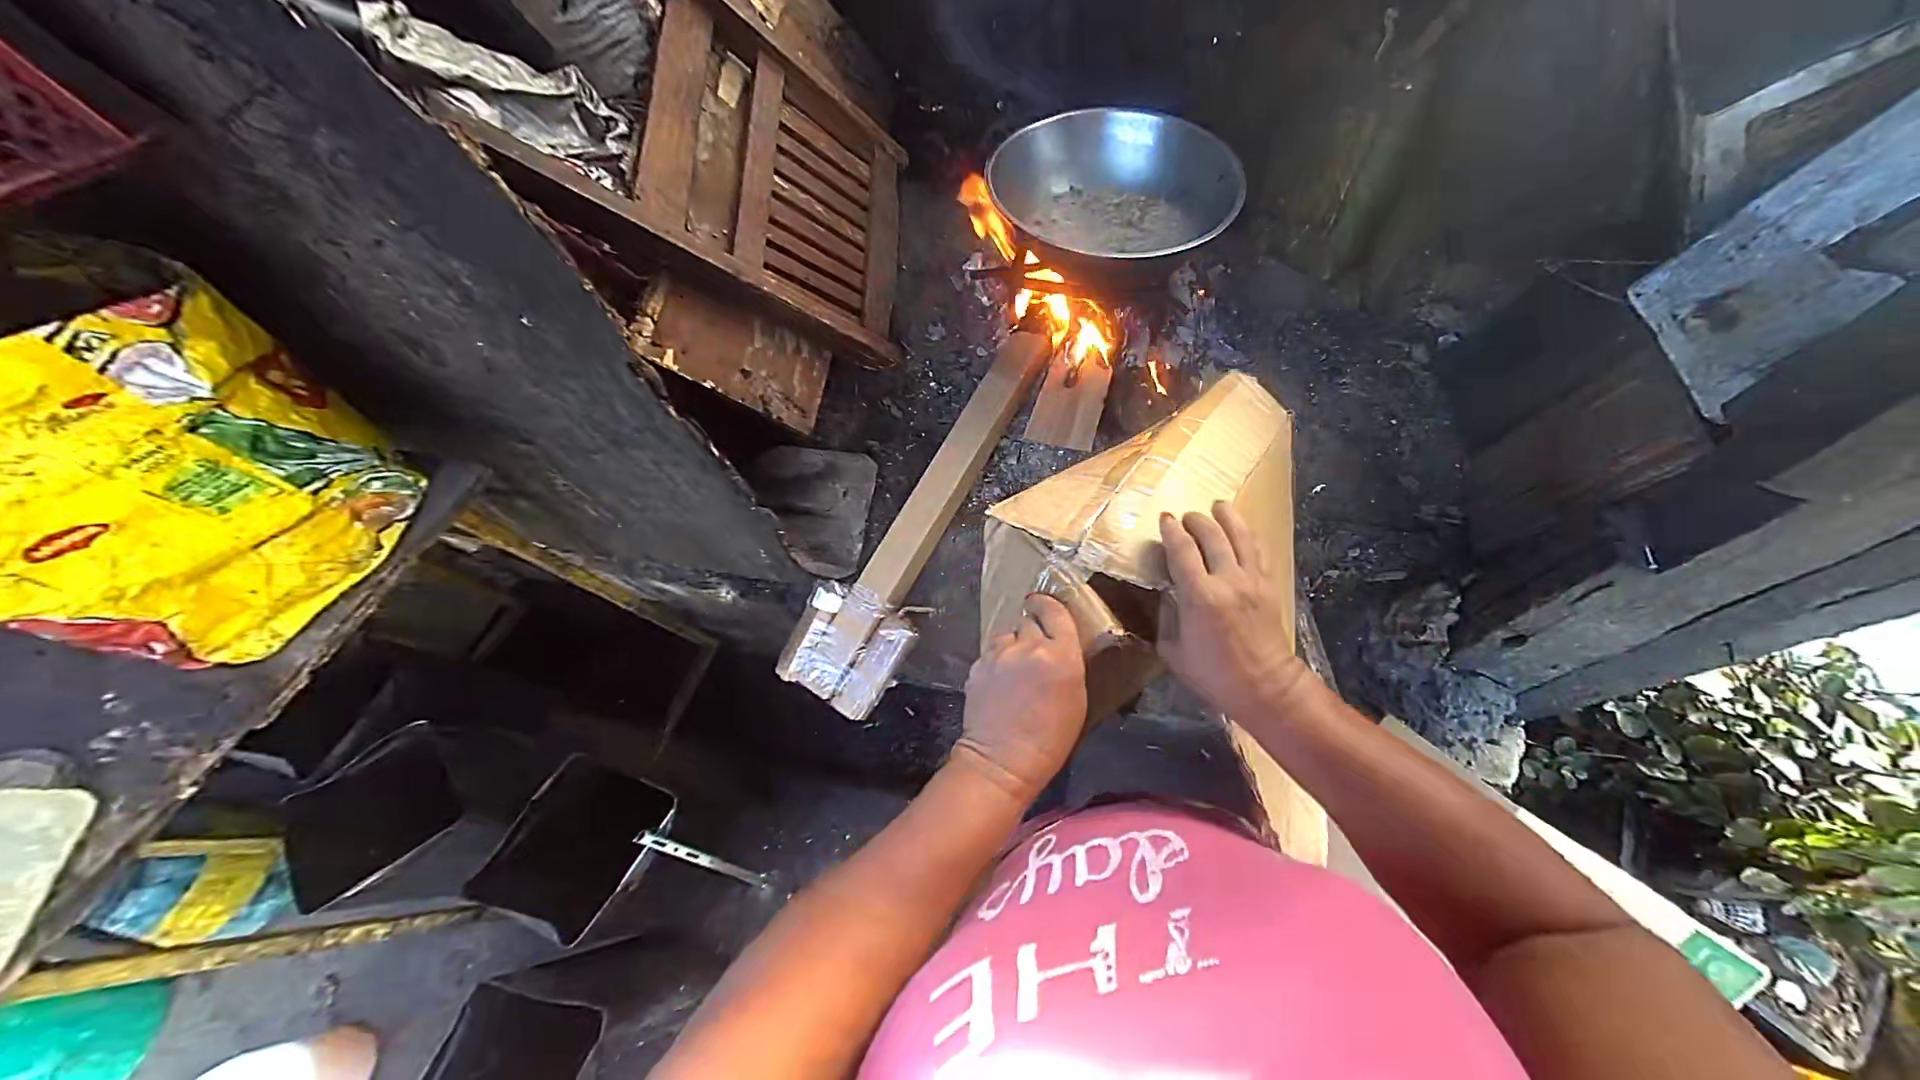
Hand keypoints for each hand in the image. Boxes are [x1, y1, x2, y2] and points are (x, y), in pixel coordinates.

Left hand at [955, 594, 1087, 801]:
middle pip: (1030, 622)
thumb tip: (1058, 646)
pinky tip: (999, 684)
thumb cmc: (1050, 740)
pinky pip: (990, 653)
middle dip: (1033, 632)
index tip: (1045, 605)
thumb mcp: (1076, 698)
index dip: (1048, 605)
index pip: (1055, 611)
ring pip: (1007, 635)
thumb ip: (1067, 663)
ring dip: (1012, 645)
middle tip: (1035, 654)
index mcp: (1060, 654)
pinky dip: (996, 661)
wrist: (1003, 760)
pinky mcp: (977, 666)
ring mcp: (998, 654)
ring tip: (1014, 670)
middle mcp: (1029, 646)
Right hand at [1157, 502, 1308, 717]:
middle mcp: (1227, 581)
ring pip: (1240, 536)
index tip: (1164, 519)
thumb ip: (1167, 615)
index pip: (1182, 550)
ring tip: (1217, 507)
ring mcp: (1252, 581)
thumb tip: (1168, 593)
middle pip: (1212, 536)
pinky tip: (1241, 529)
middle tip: (1185, 516)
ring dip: (1227, 518)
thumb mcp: (1173, 649)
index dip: (1171, 531)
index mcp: (1199, 596)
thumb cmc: (1212, 674)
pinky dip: (1248, 535)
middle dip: (1196, 521)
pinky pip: (1258, 551)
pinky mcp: (1269, 585)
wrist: (1264, 686)